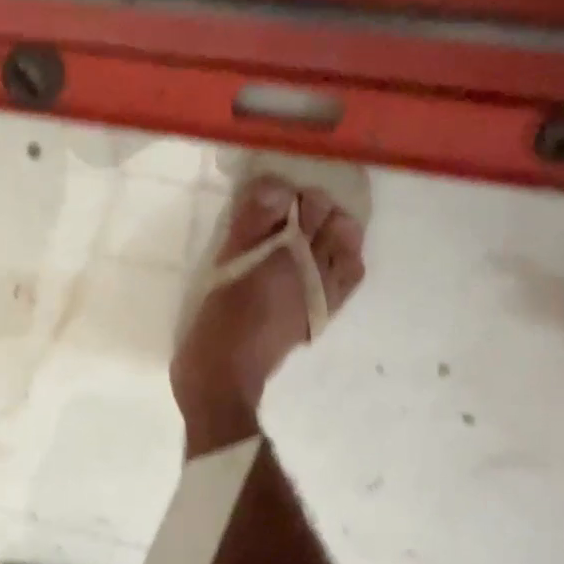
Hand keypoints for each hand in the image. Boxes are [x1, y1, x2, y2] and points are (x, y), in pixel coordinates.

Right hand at [170, 176, 366, 455]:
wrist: (222, 379)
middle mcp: (317, 272)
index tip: (268, 196)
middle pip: (332, 223)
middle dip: (313, 208)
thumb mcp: (226, 269)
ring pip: (347, 248)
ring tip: (305, 231)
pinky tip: (317, 260)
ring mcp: (323, 295)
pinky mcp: (320, 314)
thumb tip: (273, 185)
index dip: (290, 194)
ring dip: (332, 231)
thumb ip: (250, 226)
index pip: (307, 206)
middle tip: (283, 210)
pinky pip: (346, 277)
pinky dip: (340, 259)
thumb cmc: (217, 324)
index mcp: (291, 258)